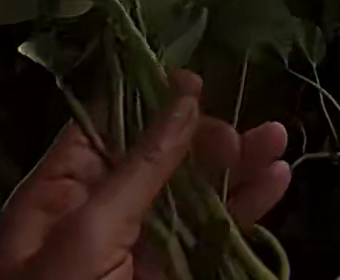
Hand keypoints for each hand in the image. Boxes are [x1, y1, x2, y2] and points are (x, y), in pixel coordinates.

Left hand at [0, 70, 291, 279]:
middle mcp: (101, 210)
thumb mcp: (90, 235)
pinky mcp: (174, 275)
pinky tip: (277, 182)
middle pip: (162, 151)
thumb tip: (184, 93)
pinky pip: (214, 231)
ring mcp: (140, 246)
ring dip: (240, 164)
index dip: (151, 94)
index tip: (197, 80)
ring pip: (196, 188)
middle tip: (238, 141)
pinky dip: (247, 206)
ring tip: (279, 140)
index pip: (107, 121)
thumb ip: (142, 163)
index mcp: (60, 194)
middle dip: (206, 137)